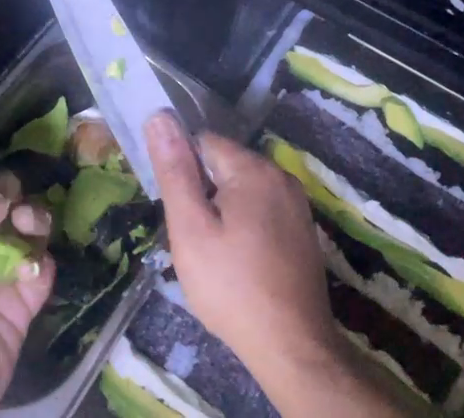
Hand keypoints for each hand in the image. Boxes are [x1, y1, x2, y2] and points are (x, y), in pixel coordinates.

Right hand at [144, 115, 339, 374]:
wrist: (292, 347)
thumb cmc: (231, 286)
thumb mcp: (190, 227)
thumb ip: (174, 170)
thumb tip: (159, 116)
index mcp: (253, 168)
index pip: (203, 142)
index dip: (183, 172)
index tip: (178, 210)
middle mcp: (281, 176)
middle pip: (225, 166)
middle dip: (203, 193)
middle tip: (193, 238)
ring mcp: (297, 204)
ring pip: (243, 191)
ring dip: (223, 212)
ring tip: (214, 254)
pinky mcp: (303, 231)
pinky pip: (262, 211)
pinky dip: (245, 227)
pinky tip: (239, 262)